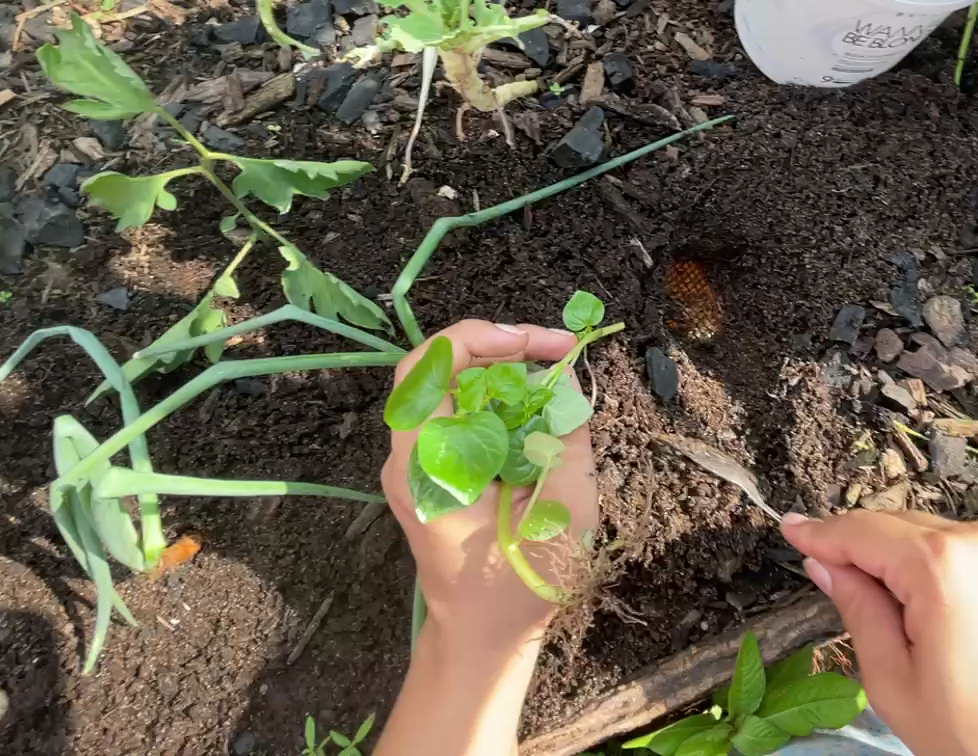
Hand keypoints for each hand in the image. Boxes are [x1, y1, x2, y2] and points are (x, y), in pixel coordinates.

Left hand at [380, 319, 601, 647]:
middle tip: (559, 350)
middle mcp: (410, 455)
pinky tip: (538, 401)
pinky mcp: (436, 467)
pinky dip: (501, 395)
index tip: (535, 344)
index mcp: (426, 465)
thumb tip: (565, 377)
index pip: (426, 369)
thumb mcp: (563, 510)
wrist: (481, 640)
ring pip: (453, 384)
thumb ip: (567, 436)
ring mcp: (419, 461)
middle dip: (503, 347)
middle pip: (442, 368)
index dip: (479, 338)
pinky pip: (463, 410)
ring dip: (504, 368)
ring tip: (554, 368)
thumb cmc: (520, 586)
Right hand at [780, 511, 977, 755]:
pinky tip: (925, 605)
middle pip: (894, 526)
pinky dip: (932, 565)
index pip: (860, 532)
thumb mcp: (897, 683)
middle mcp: (977, 542)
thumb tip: (825, 564)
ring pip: (929, 535)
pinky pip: (965, 553)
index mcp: (939, 565)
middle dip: (856, 544)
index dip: (819, 532)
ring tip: (875, 596)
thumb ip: (857, 609)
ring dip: (894, 555)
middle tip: (824, 569)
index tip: (788, 529)